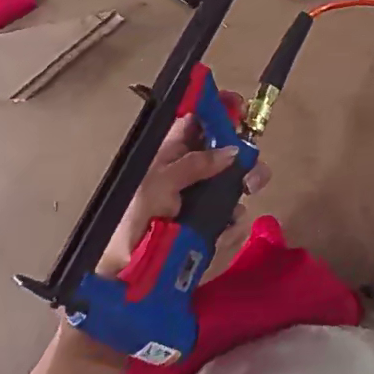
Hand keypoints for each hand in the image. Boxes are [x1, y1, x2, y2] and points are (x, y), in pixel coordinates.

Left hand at [95, 92, 269, 278]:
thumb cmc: (132, 217)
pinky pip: (232, 221)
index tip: (239, 106)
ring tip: (229, 215)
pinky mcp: (208, 230)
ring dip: (238, 200)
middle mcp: (189, 173)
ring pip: (236, 188)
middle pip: (228, 154)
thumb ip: (195, 164)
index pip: (198, 121)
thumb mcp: (159, 182)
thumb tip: (232, 151)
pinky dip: (230, 228)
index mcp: (170, 153)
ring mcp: (200, 202)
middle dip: (246, 162)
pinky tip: (217, 237)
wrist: (124, 268)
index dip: (218, 110)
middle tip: (250, 177)